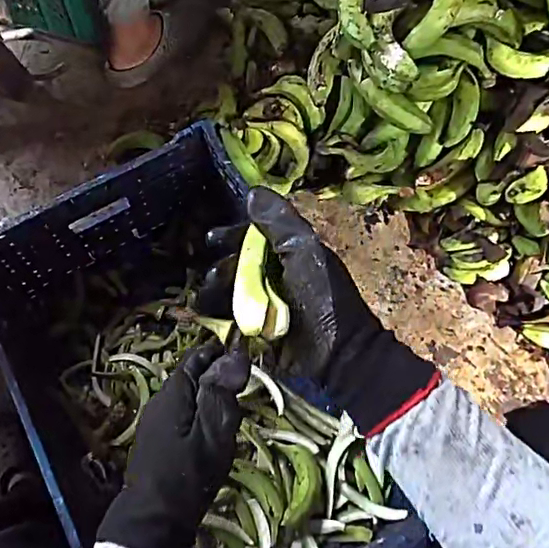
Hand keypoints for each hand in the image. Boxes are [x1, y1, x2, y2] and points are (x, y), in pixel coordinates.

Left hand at [96, 342, 250, 547]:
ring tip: (235, 404)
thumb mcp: (213, 432)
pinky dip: (201, 413)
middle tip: (246, 382)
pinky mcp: (157, 442)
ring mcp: (156, 423)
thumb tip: (236, 354)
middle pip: (191, 376)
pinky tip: (214, 429)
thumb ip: (222, 392)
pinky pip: (183, 415)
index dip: (222, 353)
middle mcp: (160, 401)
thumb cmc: (186, 475)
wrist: (152, 522)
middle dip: (217, 373)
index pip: (198, 357)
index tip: (247, 356)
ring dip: (209, 394)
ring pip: (187, 397)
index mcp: (172, 393)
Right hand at [200, 188, 435, 434]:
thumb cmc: (324, 299)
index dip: (229, 237)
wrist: (336, 355)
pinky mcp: (255, 335)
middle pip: (233, 265)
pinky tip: (213, 319)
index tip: (212, 240)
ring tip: (213, 300)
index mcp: (287, 253)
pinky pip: (228, 322)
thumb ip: (279, 223)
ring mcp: (263, 306)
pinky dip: (218, 319)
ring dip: (215, 294)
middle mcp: (272, 277)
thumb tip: (253, 192)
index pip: (249, 238)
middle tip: (220, 276)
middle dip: (222, 269)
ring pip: (226, 293)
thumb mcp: (304, 252)